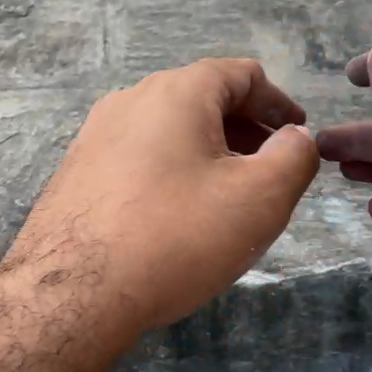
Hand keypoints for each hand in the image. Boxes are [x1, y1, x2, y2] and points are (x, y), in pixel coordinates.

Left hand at [0, 59, 318, 341]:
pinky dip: (176, 172)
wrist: (72, 296)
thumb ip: (295, 157)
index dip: (279, 102)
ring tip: (231, 196)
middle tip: (272, 168)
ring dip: (211, 152)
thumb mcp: (261, 198)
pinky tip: (181, 217)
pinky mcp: (78, 175)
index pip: (242, 74)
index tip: (299, 133)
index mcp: (177, 93)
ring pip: (170, 131)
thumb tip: (296, 137)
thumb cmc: (178, 236)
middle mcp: (130, 102)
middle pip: (204, 99)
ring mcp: (96, 138)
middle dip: (247, 129)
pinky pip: (141, 159)